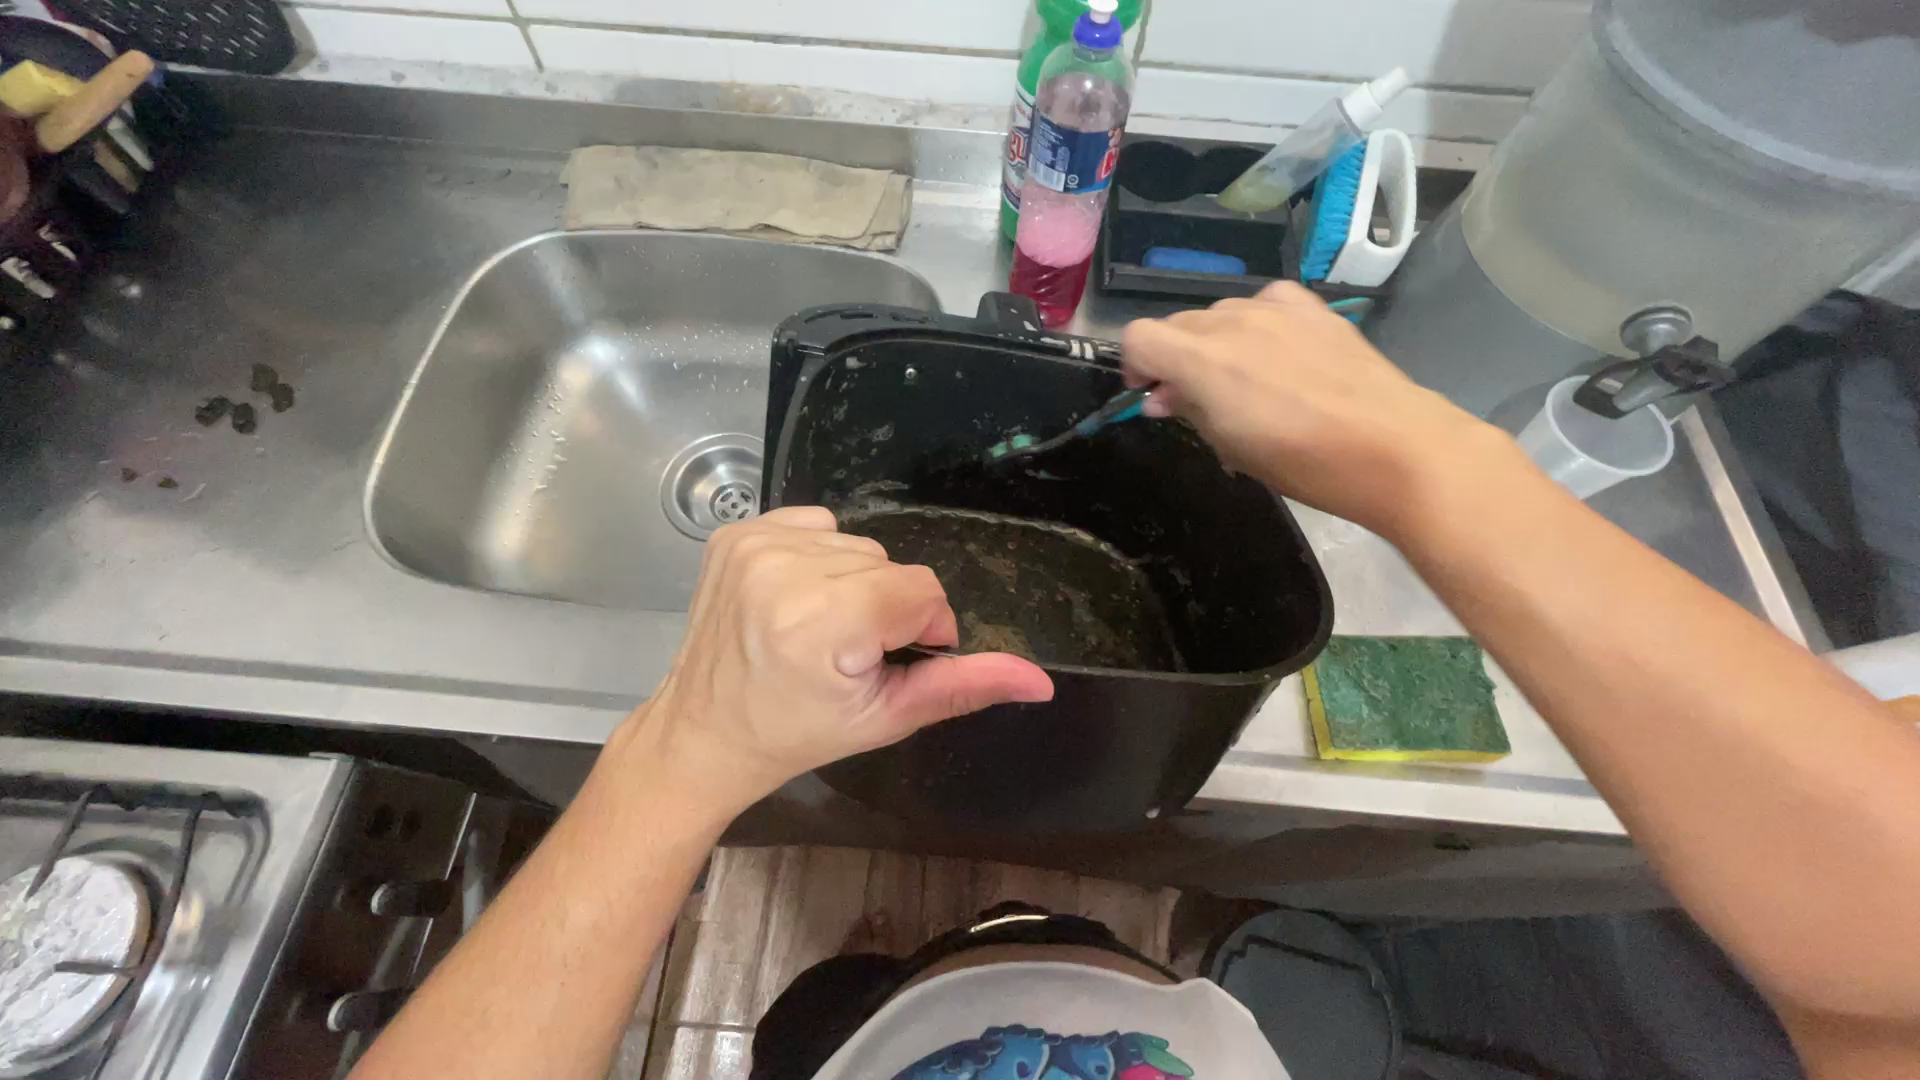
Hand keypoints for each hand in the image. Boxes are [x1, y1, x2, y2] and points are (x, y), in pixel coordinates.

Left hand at [612, 507, 1054, 814]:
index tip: (888, 660)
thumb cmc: (799, 733)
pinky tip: (795, 599)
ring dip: (852, 583)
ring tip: (818, 627)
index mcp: (821, 624)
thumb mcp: (887, 717)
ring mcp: (754, 546)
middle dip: (884, 606)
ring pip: (857, 545)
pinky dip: (819, 559)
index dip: (920, 627)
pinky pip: (816, 526)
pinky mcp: (735, 533)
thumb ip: (964, 687)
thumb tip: (1040, 680)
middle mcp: (783, 571)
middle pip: (889, 564)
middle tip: (846, 652)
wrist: (706, 732)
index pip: (921, 590)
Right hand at [1121, 282, 1513, 538]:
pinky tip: (1275, 353)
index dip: (1134, 366)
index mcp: (1203, 359)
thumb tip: (1163, 396)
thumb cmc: (1301, 461)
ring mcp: (1275, 309)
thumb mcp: (1229, 446)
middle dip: (1173, 358)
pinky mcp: (1312, 308)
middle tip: (1194, 398)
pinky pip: (1262, 305)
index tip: (1151, 394)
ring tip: (1241, 380)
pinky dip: (1253, 325)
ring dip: (1212, 343)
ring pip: (1217, 314)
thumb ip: (1188, 410)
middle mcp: (1231, 321)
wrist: (1391, 447)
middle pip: (1175, 324)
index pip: (1138, 337)